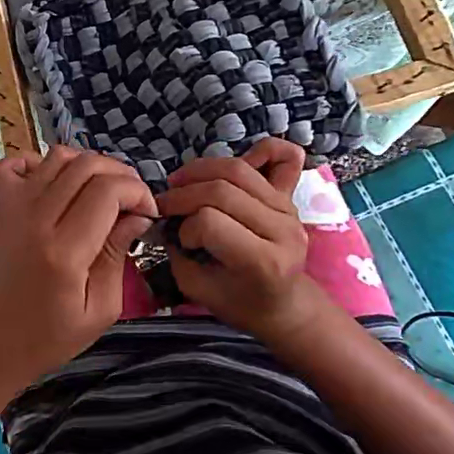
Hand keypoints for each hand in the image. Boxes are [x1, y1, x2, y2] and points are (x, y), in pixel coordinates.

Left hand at [0, 146, 157, 388]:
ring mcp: (14, 208)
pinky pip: (16, 163)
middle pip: (85, 166)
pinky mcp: (2, 206)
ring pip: (56, 157)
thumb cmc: (55, 332)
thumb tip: (138, 215)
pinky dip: (39, 163)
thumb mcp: (103, 307)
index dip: (138, 192)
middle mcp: (36, 220)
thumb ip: (118, 254)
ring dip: (87, 165)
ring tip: (102, 191)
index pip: (107, 191)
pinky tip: (57, 185)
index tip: (149, 212)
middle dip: (121, 175)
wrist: (3, 337)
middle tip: (132, 200)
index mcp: (64, 250)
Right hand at [155, 138, 325, 340]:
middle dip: (182, 195)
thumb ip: (177, 253)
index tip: (180, 241)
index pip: (210, 222)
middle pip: (222, 190)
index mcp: (263, 261)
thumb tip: (165, 220)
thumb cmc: (239, 302)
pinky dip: (257, 150)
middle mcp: (282, 230)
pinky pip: (281, 156)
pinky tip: (231, 163)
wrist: (283, 304)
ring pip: (237, 170)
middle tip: (165, 206)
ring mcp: (289, 209)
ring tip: (180, 183)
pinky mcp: (288, 196)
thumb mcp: (196, 289)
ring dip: (199, 170)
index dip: (185, 227)